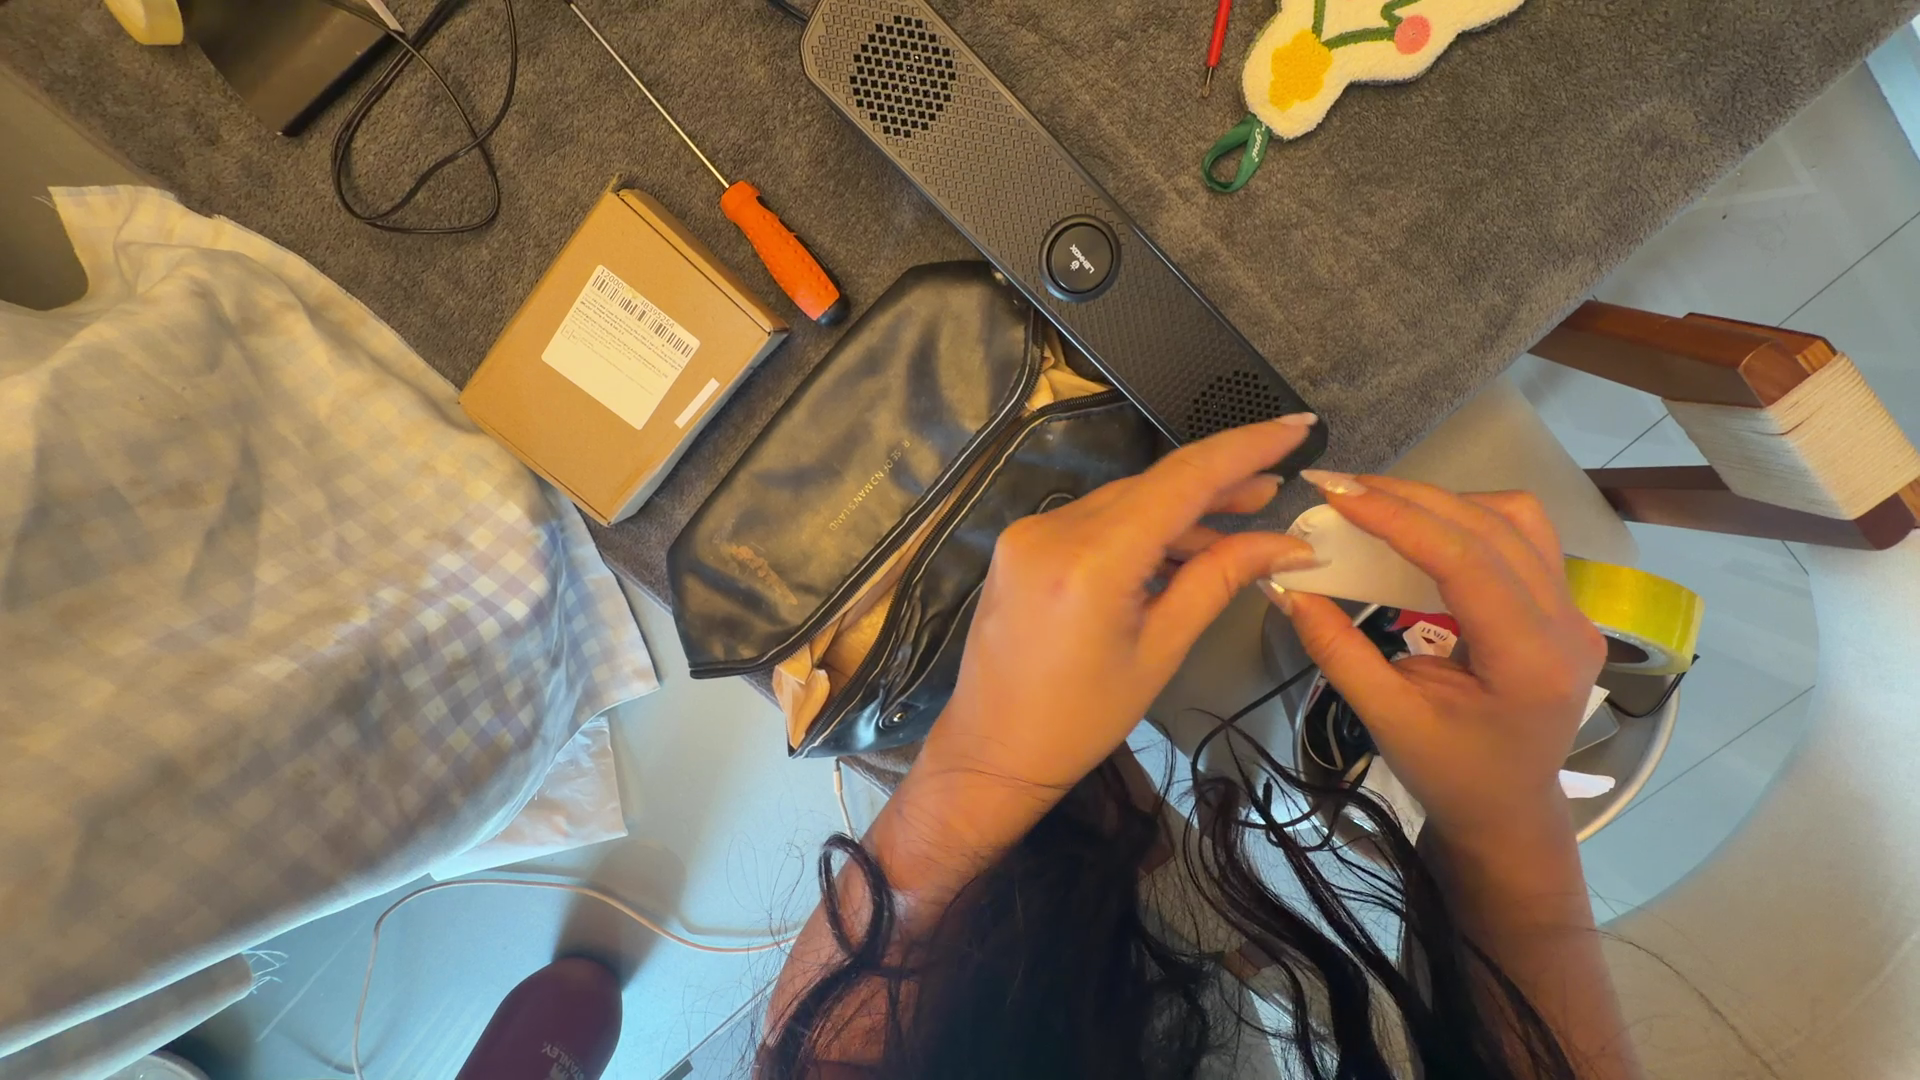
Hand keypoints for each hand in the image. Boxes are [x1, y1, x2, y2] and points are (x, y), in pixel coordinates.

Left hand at [917, 415, 1322, 795]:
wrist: (992, 748)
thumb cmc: (1081, 718)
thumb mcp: (1160, 649)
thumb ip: (1218, 581)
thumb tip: (1286, 546)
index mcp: (1092, 559)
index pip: (1183, 479)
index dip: (1245, 448)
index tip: (1296, 428)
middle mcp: (1053, 529)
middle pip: (1151, 486)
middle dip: (1217, 484)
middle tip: (1275, 490)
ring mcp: (1029, 534)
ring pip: (1123, 502)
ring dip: (1179, 511)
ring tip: (1239, 521)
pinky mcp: (1021, 546)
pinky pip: (1092, 522)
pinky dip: (1139, 529)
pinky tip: (1179, 547)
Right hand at [1269, 473, 1606, 839]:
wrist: (1509, 810)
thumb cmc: (1448, 772)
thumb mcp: (1383, 715)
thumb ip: (1334, 648)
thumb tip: (1281, 587)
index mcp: (1528, 658)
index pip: (1465, 558)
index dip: (1397, 516)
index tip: (1336, 493)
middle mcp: (1566, 623)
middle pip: (1493, 525)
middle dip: (1410, 497)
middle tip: (1340, 489)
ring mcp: (1574, 612)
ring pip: (1516, 519)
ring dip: (1444, 502)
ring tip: (1379, 505)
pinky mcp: (1561, 608)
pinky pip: (1519, 538)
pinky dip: (1464, 520)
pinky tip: (1420, 530)